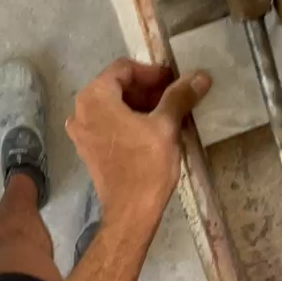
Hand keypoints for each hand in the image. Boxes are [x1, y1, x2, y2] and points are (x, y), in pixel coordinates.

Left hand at [65, 59, 212, 230]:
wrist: (131, 211)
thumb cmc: (147, 165)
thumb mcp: (166, 126)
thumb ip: (179, 96)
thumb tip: (200, 76)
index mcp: (95, 98)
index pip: (124, 69)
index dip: (152, 72)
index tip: (174, 81)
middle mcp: (81, 111)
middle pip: (116, 87)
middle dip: (147, 90)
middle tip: (175, 97)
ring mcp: (82, 133)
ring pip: (114, 108)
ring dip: (140, 107)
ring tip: (169, 115)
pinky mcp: (90, 151)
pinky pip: (110, 126)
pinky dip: (130, 123)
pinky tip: (154, 132)